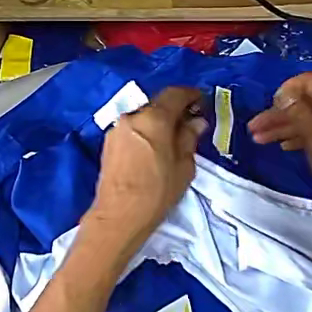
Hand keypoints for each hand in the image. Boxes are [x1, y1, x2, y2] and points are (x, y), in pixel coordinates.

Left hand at [83, 87, 206, 253]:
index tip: (202, 102)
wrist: (118, 217)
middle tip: (191, 123)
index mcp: (154, 118)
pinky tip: (154, 149)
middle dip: (175, 110)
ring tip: (173, 139)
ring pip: (144, 117)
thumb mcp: (184, 166)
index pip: (175, 94)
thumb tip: (195, 122)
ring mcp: (117, 129)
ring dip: (159, 122)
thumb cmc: (157, 192)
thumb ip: (189, 137)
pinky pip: (133, 129)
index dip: (192, 95)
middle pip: (158, 104)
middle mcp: (133, 117)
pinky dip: (146, 132)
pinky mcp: (109, 143)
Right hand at [248, 72, 311, 223]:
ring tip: (259, 139)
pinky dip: (296, 138)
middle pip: (306, 103)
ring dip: (283, 127)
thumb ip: (300, 114)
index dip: (289, 88)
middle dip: (279, 112)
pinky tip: (283, 146)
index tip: (271, 104)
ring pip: (307, 120)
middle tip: (255, 127)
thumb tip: (284, 93)